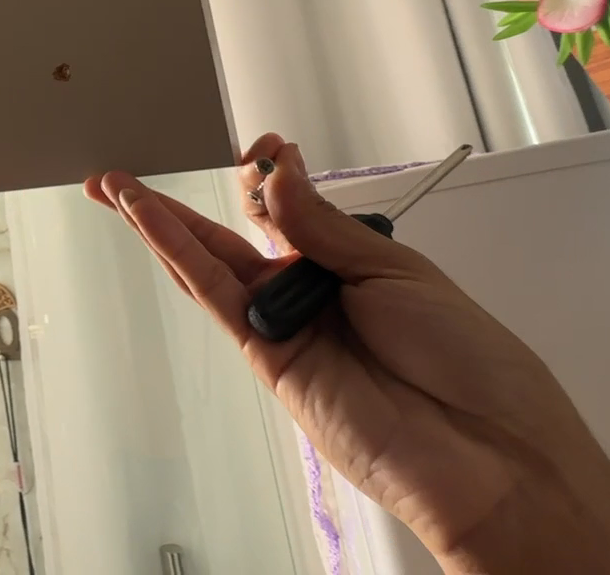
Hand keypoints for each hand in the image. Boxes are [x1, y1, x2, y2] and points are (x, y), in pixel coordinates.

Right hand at [89, 134, 609, 574]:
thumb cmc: (473, 366)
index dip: (261, 175)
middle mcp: (302, 291)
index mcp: (345, 265)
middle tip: (124, 173)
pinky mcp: (263, 353)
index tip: (257, 146)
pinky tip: (148, 219)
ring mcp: (278, 323)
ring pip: (203, 261)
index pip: (280, 210)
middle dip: (169, 203)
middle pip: (221, 236)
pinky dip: (176, 253)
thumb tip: (276, 174)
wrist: (493, 463)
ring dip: (156, 222)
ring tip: (115, 187)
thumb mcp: (400, 273)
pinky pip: (211, 293)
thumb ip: (323, 226)